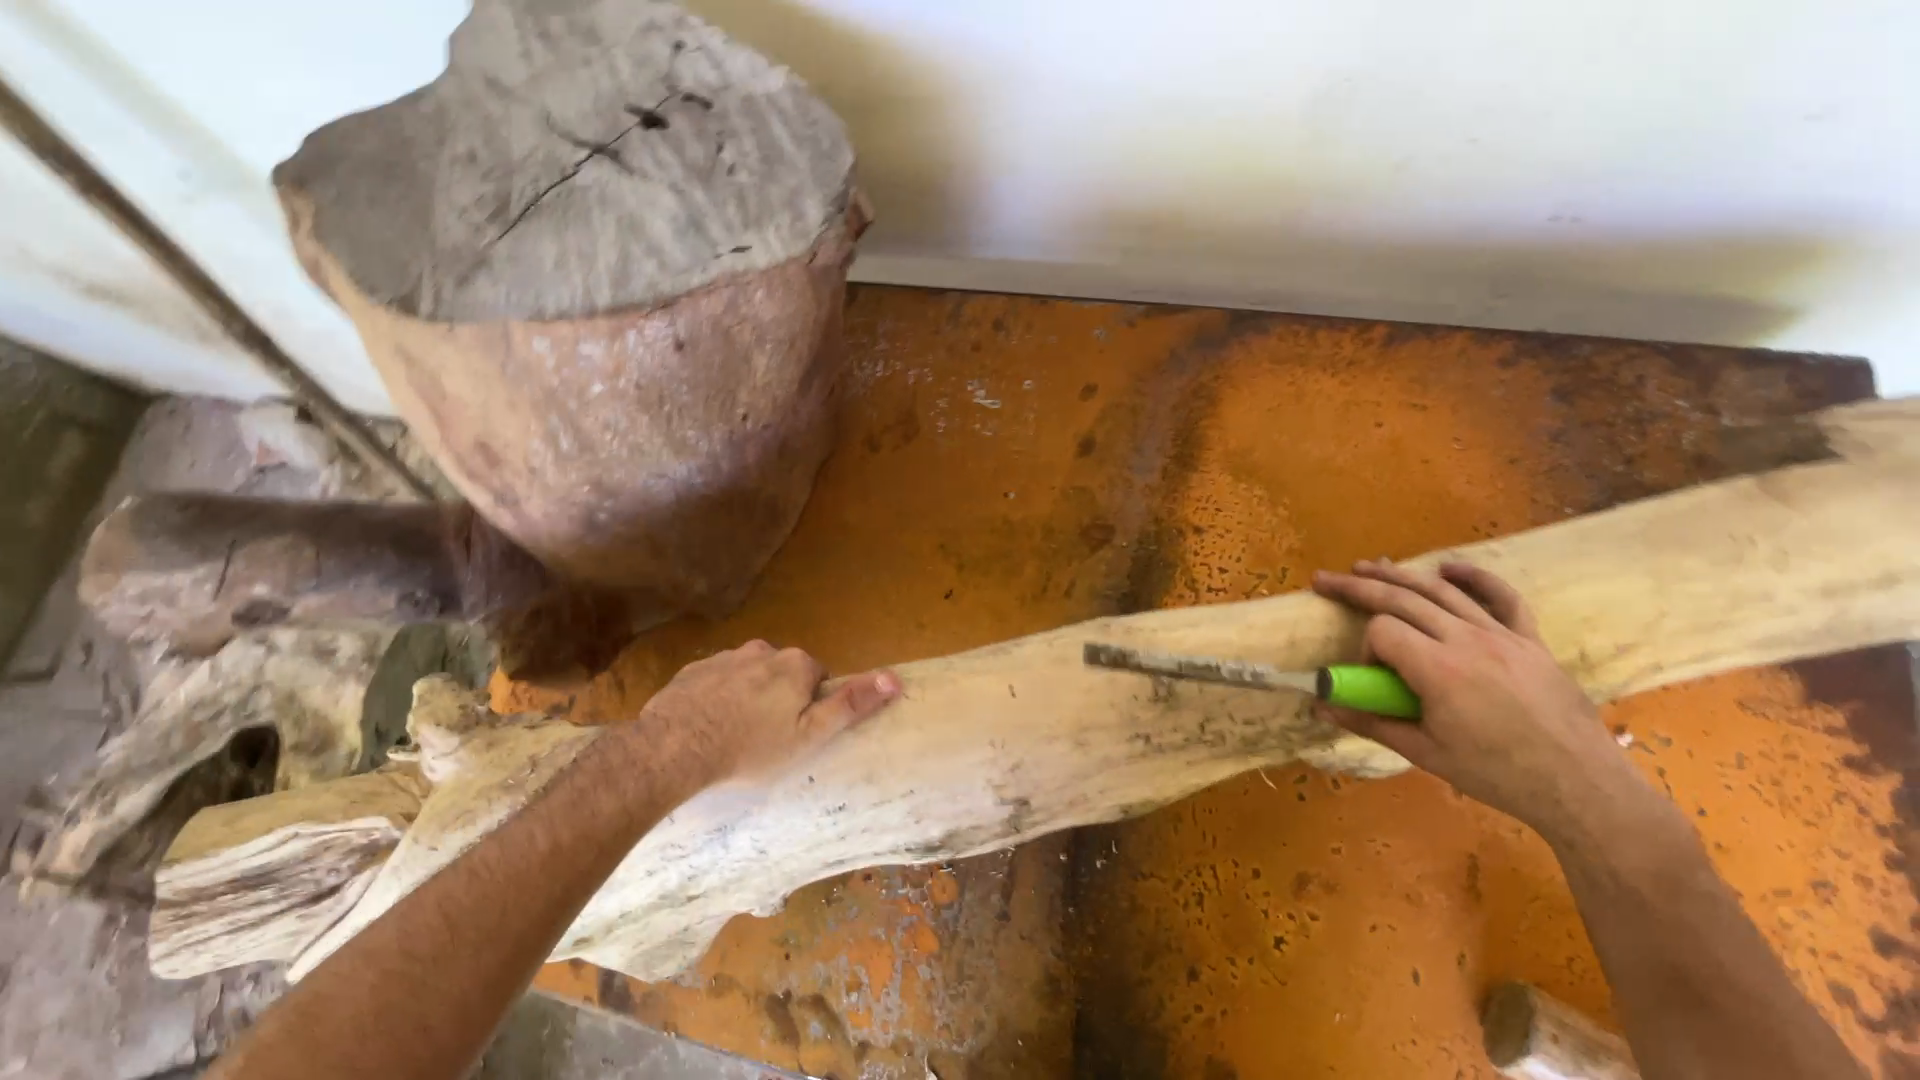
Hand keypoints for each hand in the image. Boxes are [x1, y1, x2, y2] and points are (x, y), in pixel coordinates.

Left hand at [626, 640, 901, 789]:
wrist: (674, 748)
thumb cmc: (751, 747)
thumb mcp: (810, 734)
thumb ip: (850, 704)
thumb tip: (894, 678)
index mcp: (795, 663)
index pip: (817, 677)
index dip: (810, 706)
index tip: (795, 732)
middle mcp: (762, 649)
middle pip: (783, 673)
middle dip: (779, 698)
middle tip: (767, 738)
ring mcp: (724, 657)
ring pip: (748, 676)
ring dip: (748, 697)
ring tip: (735, 736)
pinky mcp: (692, 670)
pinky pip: (716, 682)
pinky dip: (717, 699)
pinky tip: (708, 728)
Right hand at [1311, 559, 1653, 840]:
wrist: (1579, 785)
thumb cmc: (1497, 774)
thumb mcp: (1426, 753)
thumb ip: (1371, 721)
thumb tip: (1322, 706)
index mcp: (1439, 670)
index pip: (1383, 631)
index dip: (1366, 649)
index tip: (1372, 678)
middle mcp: (1467, 640)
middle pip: (1402, 598)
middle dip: (1358, 587)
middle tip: (1325, 580)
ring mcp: (1502, 636)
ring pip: (1442, 591)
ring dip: (1400, 575)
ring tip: (1369, 567)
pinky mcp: (1529, 640)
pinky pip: (1502, 598)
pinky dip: (1474, 577)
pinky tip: (1447, 568)